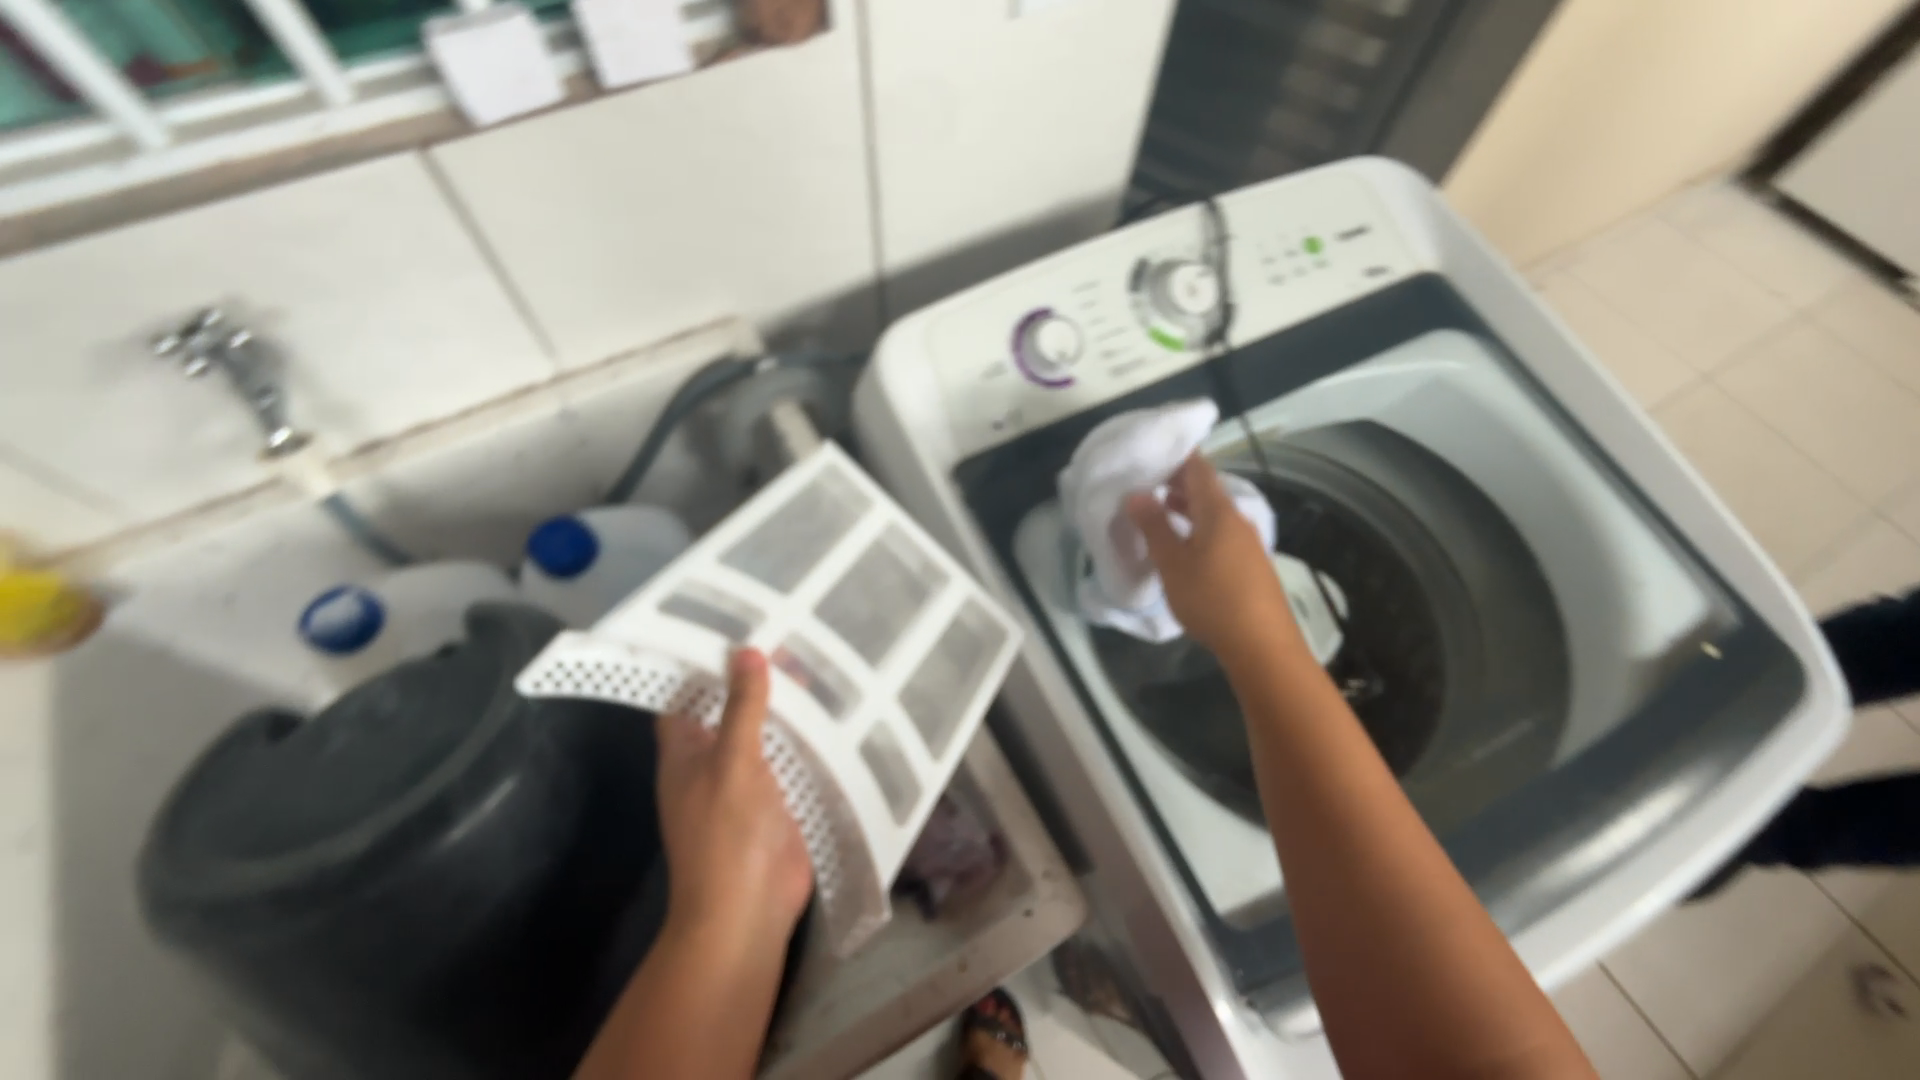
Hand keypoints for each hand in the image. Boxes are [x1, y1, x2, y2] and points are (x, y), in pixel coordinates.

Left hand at [655, 649, 812, 949]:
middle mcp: (714, 762)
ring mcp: (749, 782)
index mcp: (686, 752)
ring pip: (767, 733)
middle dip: (757, 679)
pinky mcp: (781, 800)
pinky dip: (811, 738)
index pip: (687, 695)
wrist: (748, 911)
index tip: (732, 625)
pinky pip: (794, 759)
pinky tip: (839, 712)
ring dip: (789, 707)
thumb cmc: (725, 834)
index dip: (704, 662)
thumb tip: (746, 652)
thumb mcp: (731, 762)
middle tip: (794, 636)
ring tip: (823, 662)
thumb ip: (741, 708)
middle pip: (733, 709)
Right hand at [1124, 454, 1305, 670]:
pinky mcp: (1248, 564)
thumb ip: (1153, 526)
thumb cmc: (1212, 599)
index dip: (1175, 455)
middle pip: (1205, 489)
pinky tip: (1180, 544)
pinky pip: (1218, 533)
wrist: (1262, 645)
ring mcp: (1246, 542)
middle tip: (1140, 481)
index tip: (1148, 450)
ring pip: (1211, 513)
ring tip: (1153, 511)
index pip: (1197, 467)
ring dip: (1183, 508)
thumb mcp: (1172, 563)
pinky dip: (1195, 528)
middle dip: (1174, 482)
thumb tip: (1136, 494)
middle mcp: (1236, 519)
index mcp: (1218, 510)